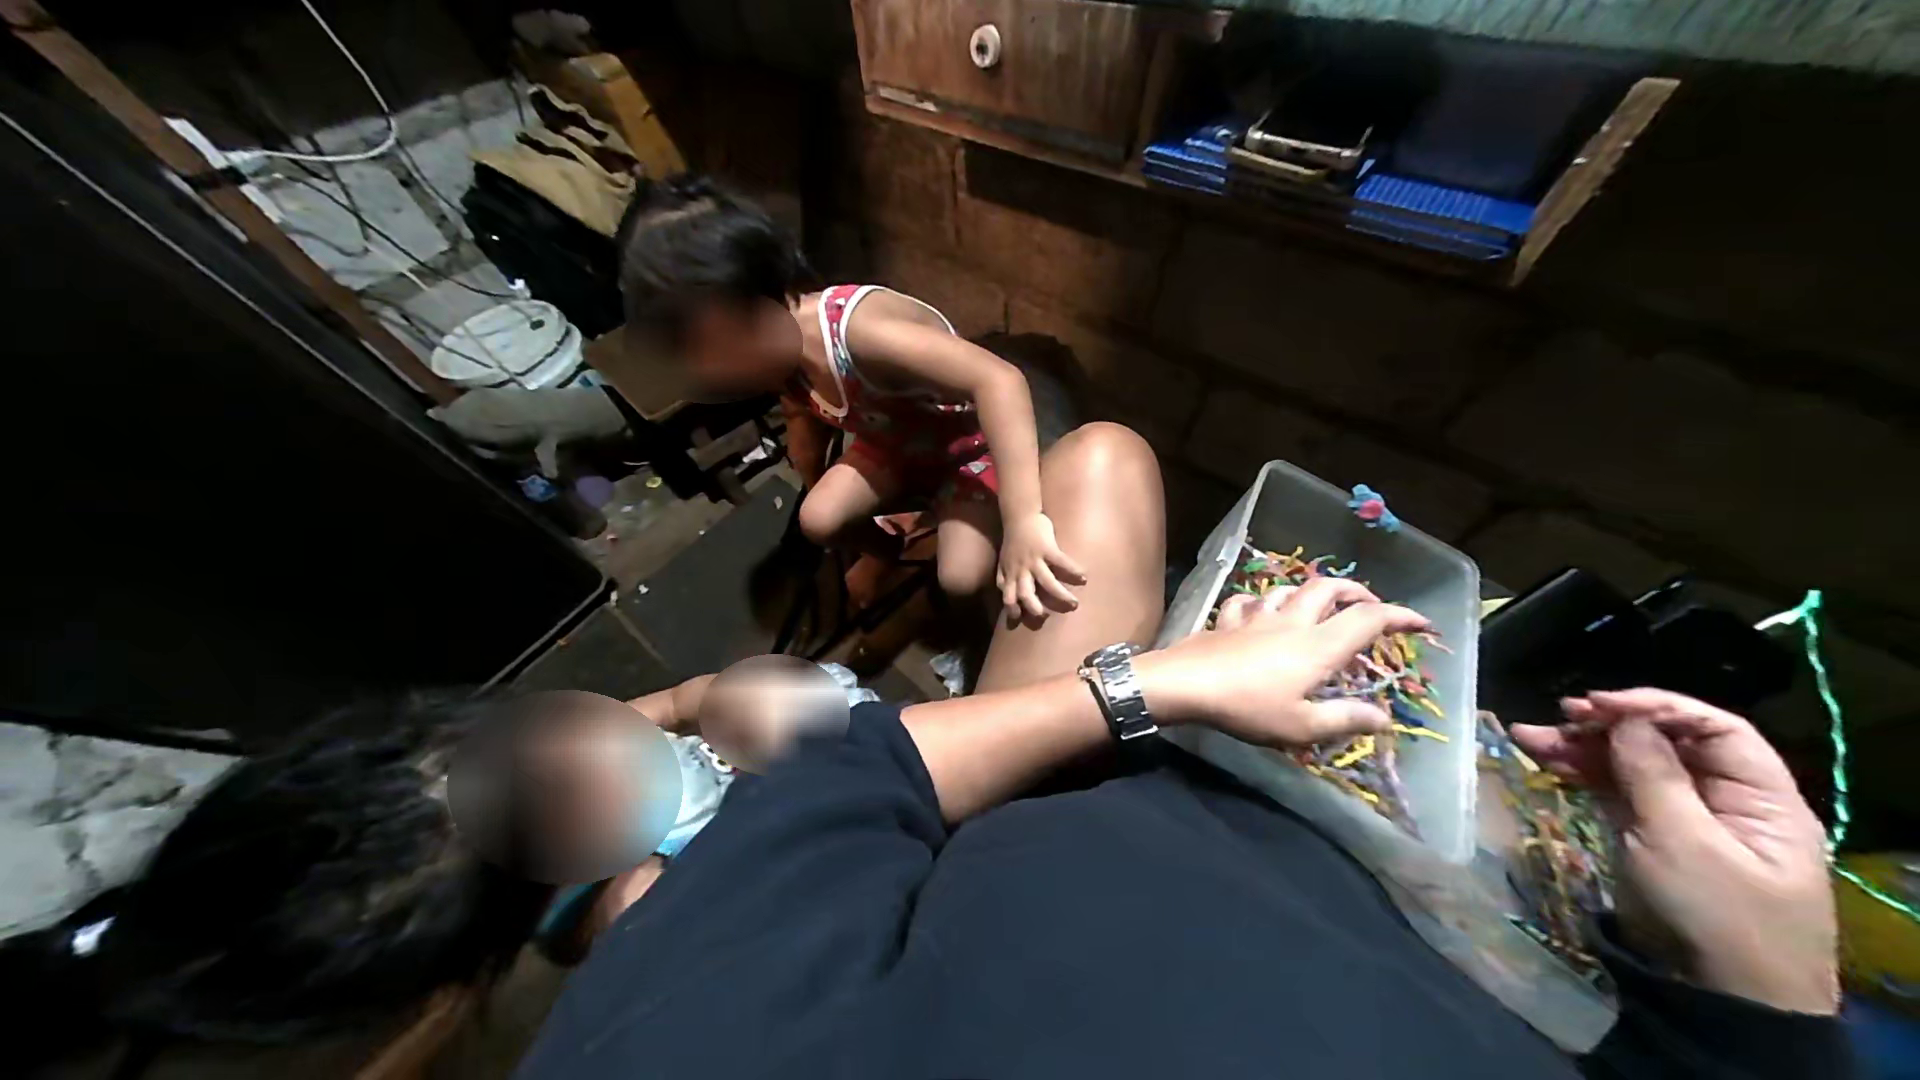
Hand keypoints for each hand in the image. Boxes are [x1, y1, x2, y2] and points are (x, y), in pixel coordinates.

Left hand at [996, 512, 1086, 619]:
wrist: (1020, 516)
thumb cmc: (1013, 540)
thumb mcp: (1003, 561)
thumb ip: (1003, 577)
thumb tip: (1003, 592)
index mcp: (1011, 574)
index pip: (1008, 597)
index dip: (1013, 609)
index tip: (1022, 618)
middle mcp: (1021, 570)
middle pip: (1026, 594)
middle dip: (1036, 608)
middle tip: (1047, 616)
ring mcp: (1034, 559)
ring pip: (1047, 582)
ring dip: (1061, 595)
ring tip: (1074, 604)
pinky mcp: (1048, 548)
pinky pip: (1062, 562)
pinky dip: (1073, 571)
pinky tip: (1083, 577)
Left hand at [1133, 577, 1428, 745]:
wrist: (1184, 685)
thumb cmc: (1247, 707)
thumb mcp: (1301, 725)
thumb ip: (1344, 719)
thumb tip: (1382, 717)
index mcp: (1317, 646)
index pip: (1367, 619)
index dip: (1400, 616)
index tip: (1423, 624)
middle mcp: (1289, 622)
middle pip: (1327, 588)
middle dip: (1355, 591)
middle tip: (1368, 605)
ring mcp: (1254, 617)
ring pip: (1287, 588)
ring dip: (1308, 591)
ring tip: (1317, 604)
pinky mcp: (1226, 620)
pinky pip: (1247, 601)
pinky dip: (1260, 602)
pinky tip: (1258, 611)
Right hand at [1510, 689, 1838, 1014]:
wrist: (1712, 990)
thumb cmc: (1716, 913)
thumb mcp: (1684, 842)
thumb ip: (1654, 774)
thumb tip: (1625, 719)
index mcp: (1758, 798)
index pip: (1714, 729)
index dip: (1657, 706)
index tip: (1598, 704)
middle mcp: (1721, 796)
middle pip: (1662, 739)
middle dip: (1606, 724)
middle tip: (1558, 716)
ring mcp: (1680, 812)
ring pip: (1627, 759)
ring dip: (1578, 744)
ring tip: (1527, 736)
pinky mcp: (1646, 826)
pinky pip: (1610, 783)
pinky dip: (1575, 768)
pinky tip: (1539, 755)